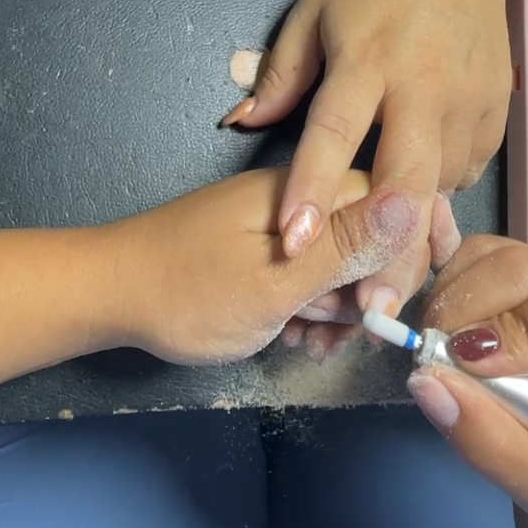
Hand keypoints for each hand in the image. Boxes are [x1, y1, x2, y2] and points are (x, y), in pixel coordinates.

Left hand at [106, 169, 416, 365]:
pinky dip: (311, 308)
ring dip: (337, 308)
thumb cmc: (190, 290)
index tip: (378, 311)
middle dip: (368, 291)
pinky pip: (311, 274)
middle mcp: (298, 197)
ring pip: (343, 262)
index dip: (401, 257)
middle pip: (371, 235)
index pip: (392, 201)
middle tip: (334, 330)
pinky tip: (294, 334)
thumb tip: (416, 202)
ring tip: (306, 338)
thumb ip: (347, 246)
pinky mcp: (265, 248)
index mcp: (304, 188)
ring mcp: (280, 222)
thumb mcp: (276, 281)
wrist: (111, 292)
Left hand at [225, 0, 527, 323]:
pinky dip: (440, 196)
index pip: (333, 130)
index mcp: (367, 57)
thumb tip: (242, 123)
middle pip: (406, 175)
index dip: (311, 187)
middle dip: (386, 244)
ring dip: (414, 231)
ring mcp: (468, 101)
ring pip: (440, 185)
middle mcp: (422, 85)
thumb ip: (282, 75)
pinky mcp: (499, 113)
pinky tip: (419, 209)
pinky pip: (465, 171)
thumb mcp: (315, 14)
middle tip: (366, 306)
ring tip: (387, 277)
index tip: (292, 241)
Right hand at [412, 236, 527, 527]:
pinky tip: (446, 329)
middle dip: (465, 310)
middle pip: (524, 268)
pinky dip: (446, 286)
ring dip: (450, 299)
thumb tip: (427, 382)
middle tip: (435, 361)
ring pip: (491, 254)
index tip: (469, 366)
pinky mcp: (527, 271)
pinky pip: (475, 256)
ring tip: (442, 353)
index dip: (517, 327)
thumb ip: (497, 445)